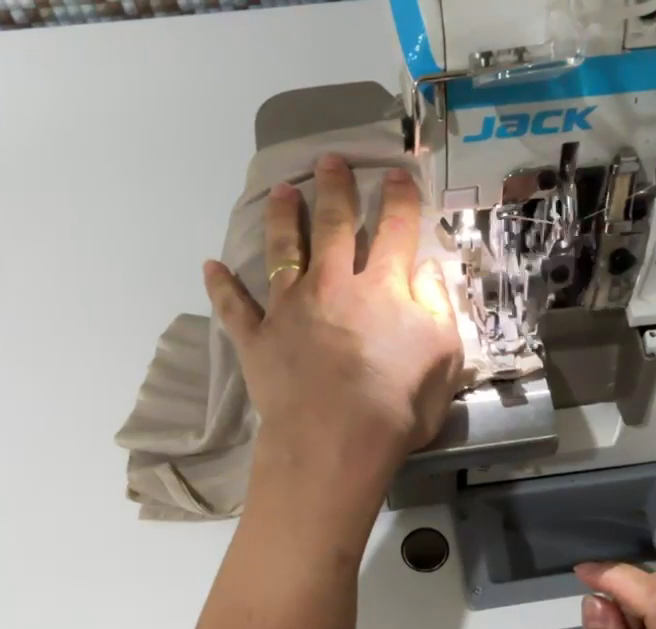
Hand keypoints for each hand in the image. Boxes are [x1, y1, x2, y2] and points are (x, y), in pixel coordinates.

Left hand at [203, 155, 464, 508]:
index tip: (396, 174)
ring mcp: (290, 308)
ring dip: (284, 218)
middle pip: (336, 225)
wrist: (336, 440)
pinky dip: (222, 286)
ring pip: (285, 250)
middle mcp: (334, 284)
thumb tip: (425, 270)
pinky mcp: (258, 338)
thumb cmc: (399, 403)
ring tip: (281, 191)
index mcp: (384, 288)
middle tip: (331, 160)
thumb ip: (437, 306)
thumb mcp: (443, 354)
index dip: (399, 199)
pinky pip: (235, 307)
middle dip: (336, 189)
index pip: (396, 230)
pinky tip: (211, 267)